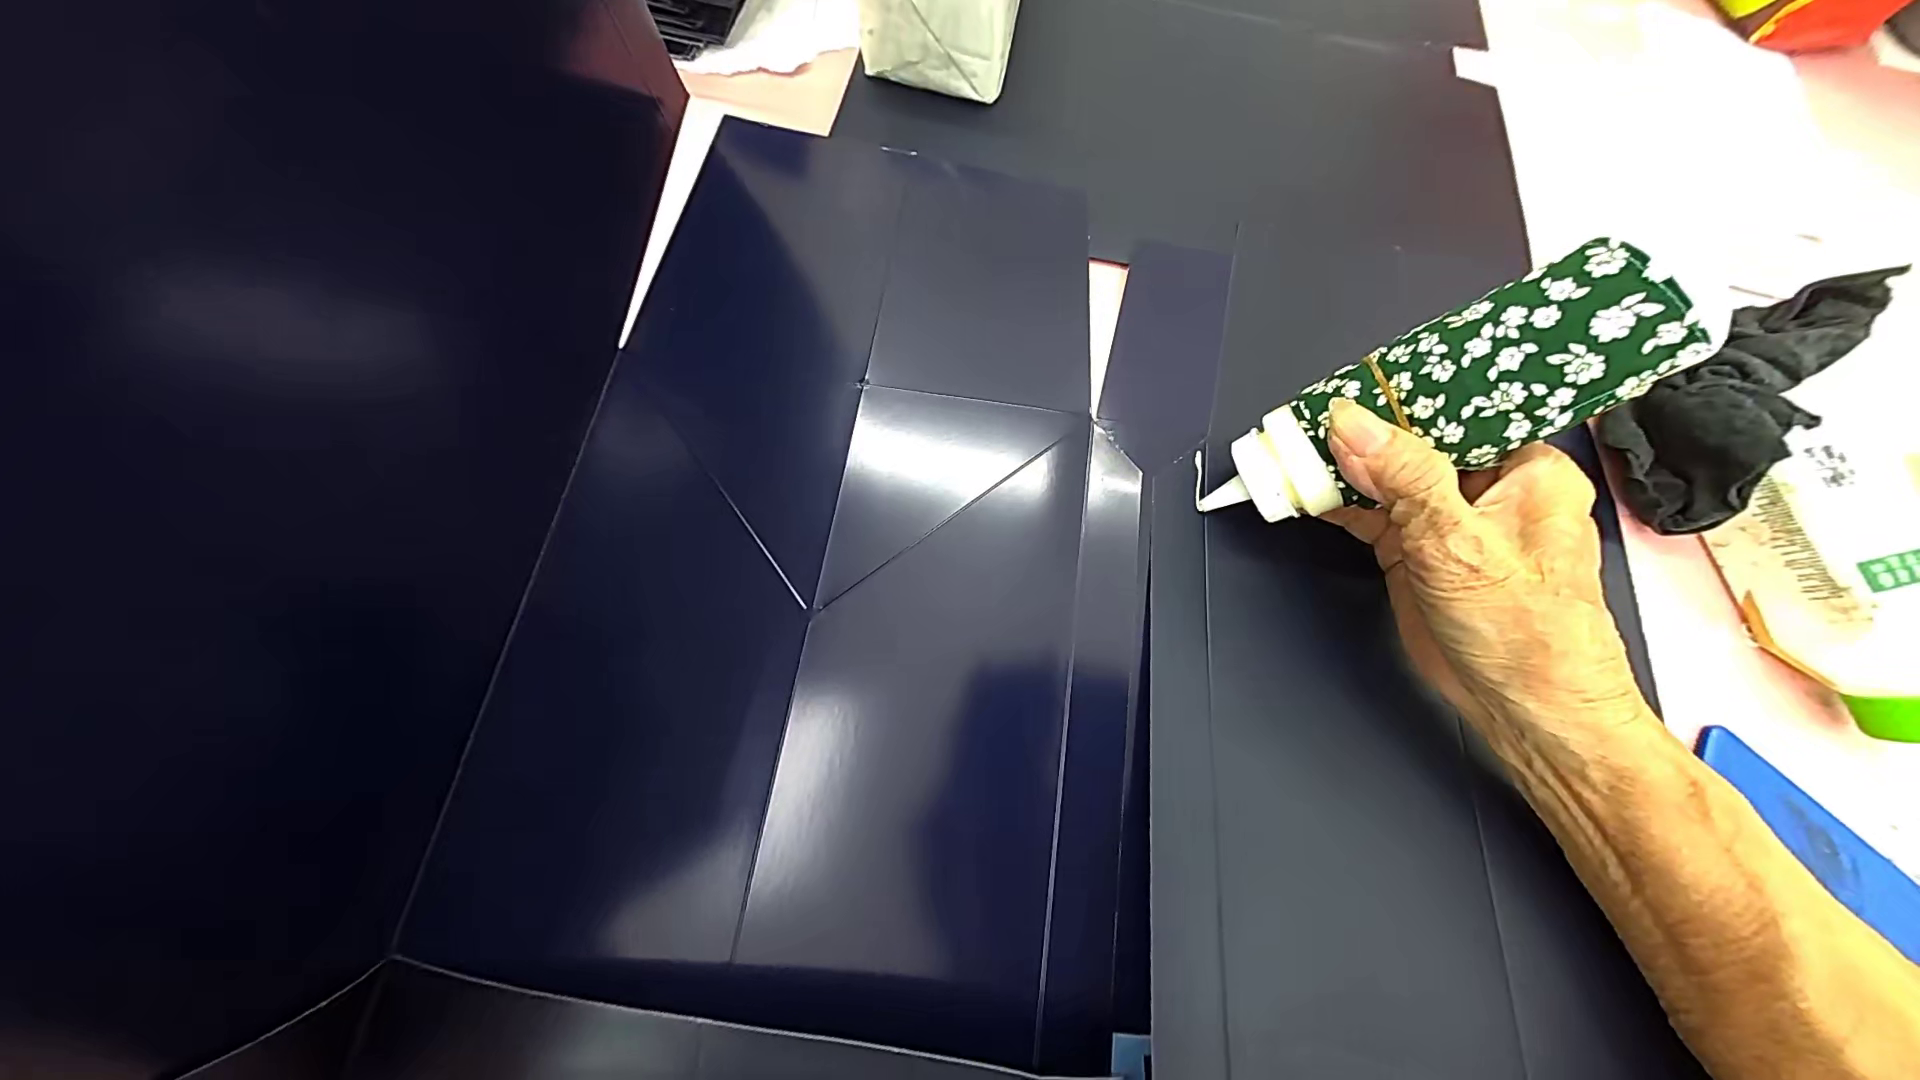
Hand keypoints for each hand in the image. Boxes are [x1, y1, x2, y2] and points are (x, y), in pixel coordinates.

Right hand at [1320, 400, 1653, 760]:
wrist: (1521, 708)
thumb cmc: (1530, 634)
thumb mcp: (1459, 542)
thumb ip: (1404, 477)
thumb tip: (1354, 423)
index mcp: (1524, 473)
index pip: (1457, 413)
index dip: (1404, 398)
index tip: (1353, 388)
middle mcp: (1482, 492)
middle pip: (1410, 446)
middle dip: (1359, 435)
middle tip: (1308, 419)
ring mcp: (1442, 523)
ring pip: (1383, 480)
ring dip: (1340, 470)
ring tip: (1294, 452)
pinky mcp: (1413, 551)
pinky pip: (1367, 513)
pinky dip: (1335, 504)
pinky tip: (1307, 492)